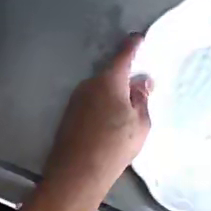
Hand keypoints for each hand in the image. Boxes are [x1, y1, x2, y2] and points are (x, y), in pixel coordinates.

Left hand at [42, 34, 152, 198]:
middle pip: (110, 74)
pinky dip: (101, 105)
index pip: (123, 55)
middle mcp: (88, 84)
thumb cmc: (115, 145)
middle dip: (124, 78)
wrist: (77, 172)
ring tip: (126, 112)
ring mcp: (75, 99)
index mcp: (108, 81)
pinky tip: (109, 122)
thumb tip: (142, 82)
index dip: (133, 46)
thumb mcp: (140, 123)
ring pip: (99, 89)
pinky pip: (90, 102)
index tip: (139, 38)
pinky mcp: (68, 114)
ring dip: (112, 94)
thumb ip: (142, 99)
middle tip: (140, 88)